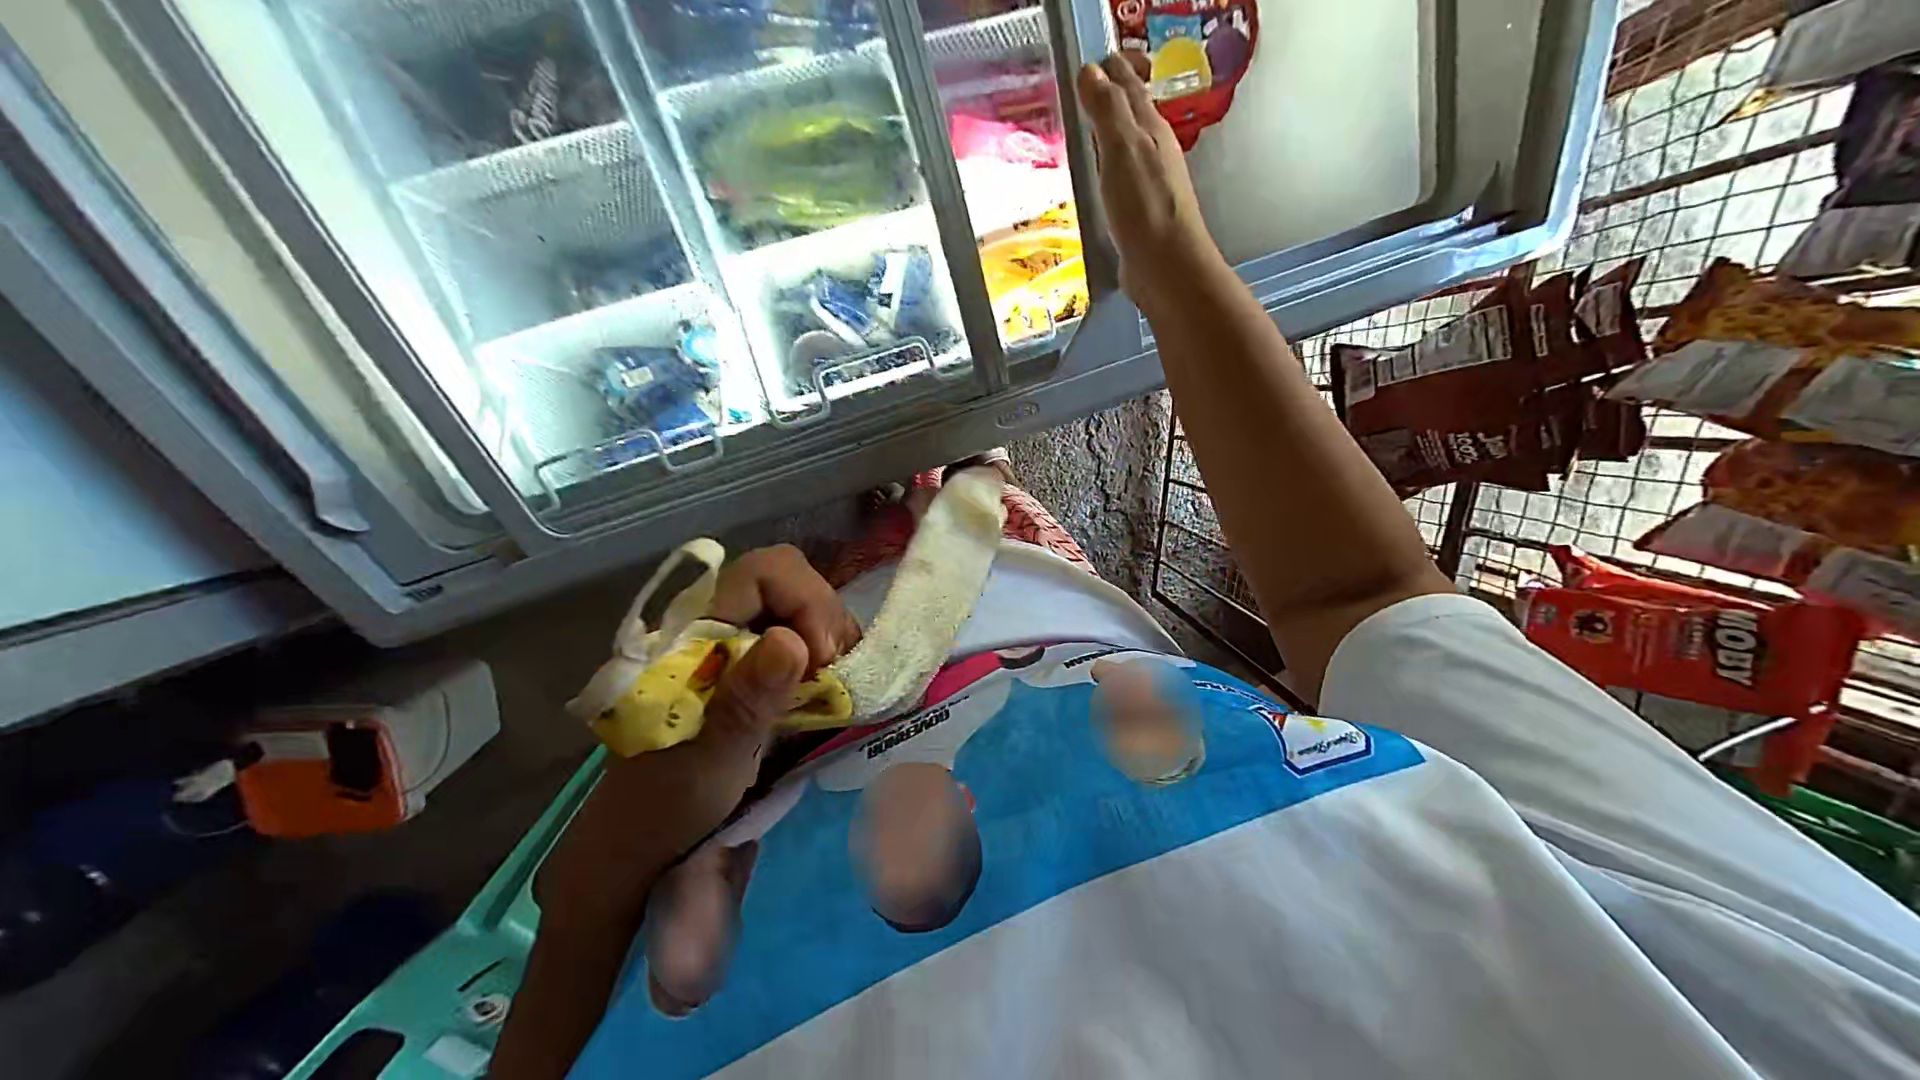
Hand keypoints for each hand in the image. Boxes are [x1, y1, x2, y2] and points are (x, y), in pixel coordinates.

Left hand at [535, 545, 858, 933]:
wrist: (643, 846)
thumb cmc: (664, 806)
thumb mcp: (709, 760)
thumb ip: (747, 700)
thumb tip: (791, 638)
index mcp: (691, 636)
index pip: (760, 574)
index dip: (803, 600)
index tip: (821, 657)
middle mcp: (716, 629)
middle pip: (788, 583)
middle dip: (823, 619)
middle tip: (835, 674)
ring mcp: (737, 650)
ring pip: (800, 610)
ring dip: (830, 638)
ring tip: (836, 686)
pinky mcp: (754, 674)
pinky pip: (802, 641)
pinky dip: (827, 658)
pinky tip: (829, 692)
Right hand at [1075, 53, 1224, 299]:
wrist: (1165, 268)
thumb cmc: (1144, 207)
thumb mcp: (1122, 150)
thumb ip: (1107, 110)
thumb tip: (1091, 70)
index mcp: (1149, 128)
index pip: (1128, 84)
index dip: (1109, 68)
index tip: (1087, 61)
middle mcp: (1152, 150)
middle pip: (1129, 113)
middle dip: (1108, 96)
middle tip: (1080, 89)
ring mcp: (1147, 183)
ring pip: (1124, 147)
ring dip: (1106, 134)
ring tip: (1081, 128)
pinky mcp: (1138, 213)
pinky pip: (1119, 179)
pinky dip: (1105, 169)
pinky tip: (1092, 178)